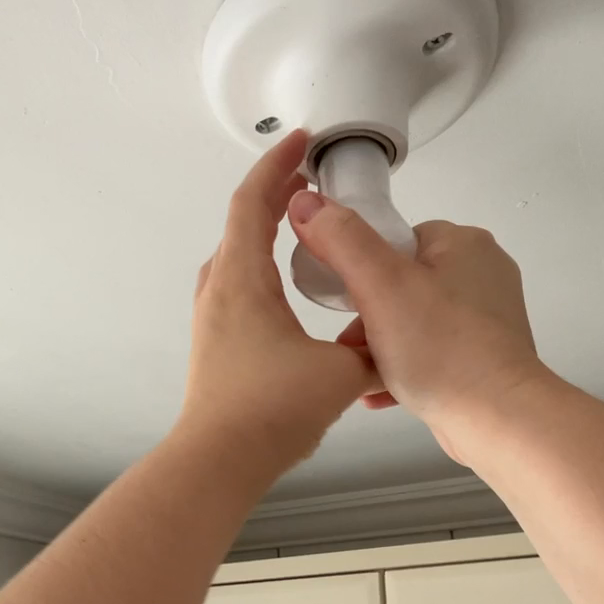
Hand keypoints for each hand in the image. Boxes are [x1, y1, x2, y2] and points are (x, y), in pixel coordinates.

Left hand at [179, 130, 376, 471]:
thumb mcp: (340, 375)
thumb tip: (392, 348)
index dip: (278, 164)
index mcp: (243, 280)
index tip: (301, 142)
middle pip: (240, 225)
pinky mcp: (215, 350)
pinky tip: (281, 297)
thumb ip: (373, 352)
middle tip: (304, 182)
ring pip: (234, 261)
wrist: (218, 462)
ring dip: (262, 237)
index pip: (253, 201)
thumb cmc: (266, 413)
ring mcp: (211, 323)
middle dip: (273, 197)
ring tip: (295, 232)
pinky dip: (257, 274)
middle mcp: (219, 294)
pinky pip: (235, 293)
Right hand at [287, 190, 551, 446]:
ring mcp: (486, 319)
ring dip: (380, 348)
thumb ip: (341, 241)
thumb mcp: (380, 286)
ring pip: (414, 323)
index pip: (396, 240)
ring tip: (360, 373)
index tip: (345, 302)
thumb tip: (307, 203)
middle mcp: (481, 274)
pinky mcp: (484, 357)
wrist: (495, 417)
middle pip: (401, 285)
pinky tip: (376, 392)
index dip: (361, 269)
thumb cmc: (442, 350)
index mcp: (462, 243)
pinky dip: (402, 370)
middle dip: (368, 318)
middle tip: (348, 346)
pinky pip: (431, 355)